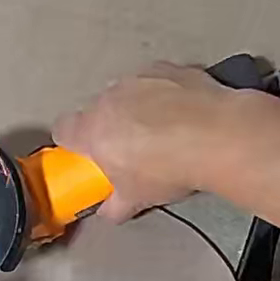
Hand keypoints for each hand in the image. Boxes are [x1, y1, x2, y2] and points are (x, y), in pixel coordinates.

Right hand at [52, 63, 235, 220]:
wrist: (216, 137)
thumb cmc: (169, 165)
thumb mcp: (136, 200)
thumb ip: (114, 206)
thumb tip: (110, 211)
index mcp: (93, 129)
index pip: (63, 129)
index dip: (72, 143)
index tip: (85, 155)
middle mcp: (111, 97)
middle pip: (97, 110)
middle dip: (108, 129)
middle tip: (128, 153)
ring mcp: (141, 78)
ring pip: (127, 93)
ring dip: (135, 110)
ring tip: (160, 135)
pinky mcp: (170, 69)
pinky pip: (157, 82)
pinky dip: (164, 97)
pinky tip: (181, 118)